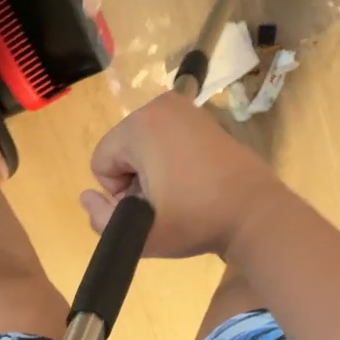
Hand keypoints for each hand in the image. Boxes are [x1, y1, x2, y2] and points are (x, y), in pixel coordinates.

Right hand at [79, 92, 287, 257]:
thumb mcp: (140, 234)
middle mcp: (160, 106)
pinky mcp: (203, 118)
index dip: (116, 194)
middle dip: (132, 181)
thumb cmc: (195, 222)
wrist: (253, 213)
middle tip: (163, 205)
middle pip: (121, 151)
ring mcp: (185, 108)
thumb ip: (101, 220)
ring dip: (150, 174)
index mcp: (140, 126)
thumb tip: (86, 197)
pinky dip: (169, 162)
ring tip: (177, 196)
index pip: (100, 162)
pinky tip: (190, 184)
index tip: (146, 208)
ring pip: (143, 147)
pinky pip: (166, 140)